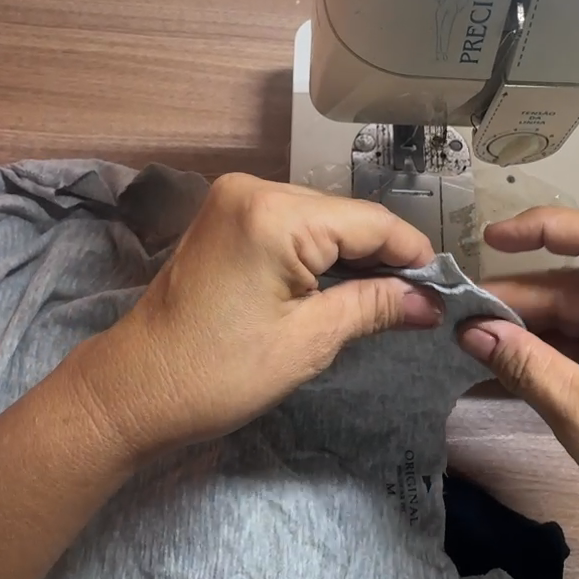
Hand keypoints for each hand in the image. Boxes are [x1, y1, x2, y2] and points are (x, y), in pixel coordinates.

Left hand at [60, 174, 439, 459]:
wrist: (133, 389)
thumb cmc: (218, 373)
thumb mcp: (308, 341)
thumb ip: (374, 307)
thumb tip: (430, 301)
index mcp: (275, 214)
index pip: (368, 221)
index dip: (412, 254)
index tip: (445, 288)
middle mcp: (254, 188)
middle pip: (344, 216)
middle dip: (383, 256)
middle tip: (418, 301)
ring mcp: (234, 199)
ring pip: (320, 219)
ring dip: (352, 255)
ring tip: (386, 297)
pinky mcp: (225, 216)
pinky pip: (290, 225)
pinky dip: (319, 253)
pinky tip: (340, 283)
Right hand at [457, 208, 578, 565]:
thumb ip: (526, 365)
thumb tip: (468, 330)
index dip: (542, 228)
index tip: (489, 239)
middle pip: (578, 278)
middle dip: (519, 296)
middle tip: (460, 314)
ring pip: (572, 306)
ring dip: (525, 322)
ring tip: (469, 335)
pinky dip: (541, 345)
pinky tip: (499, 351)